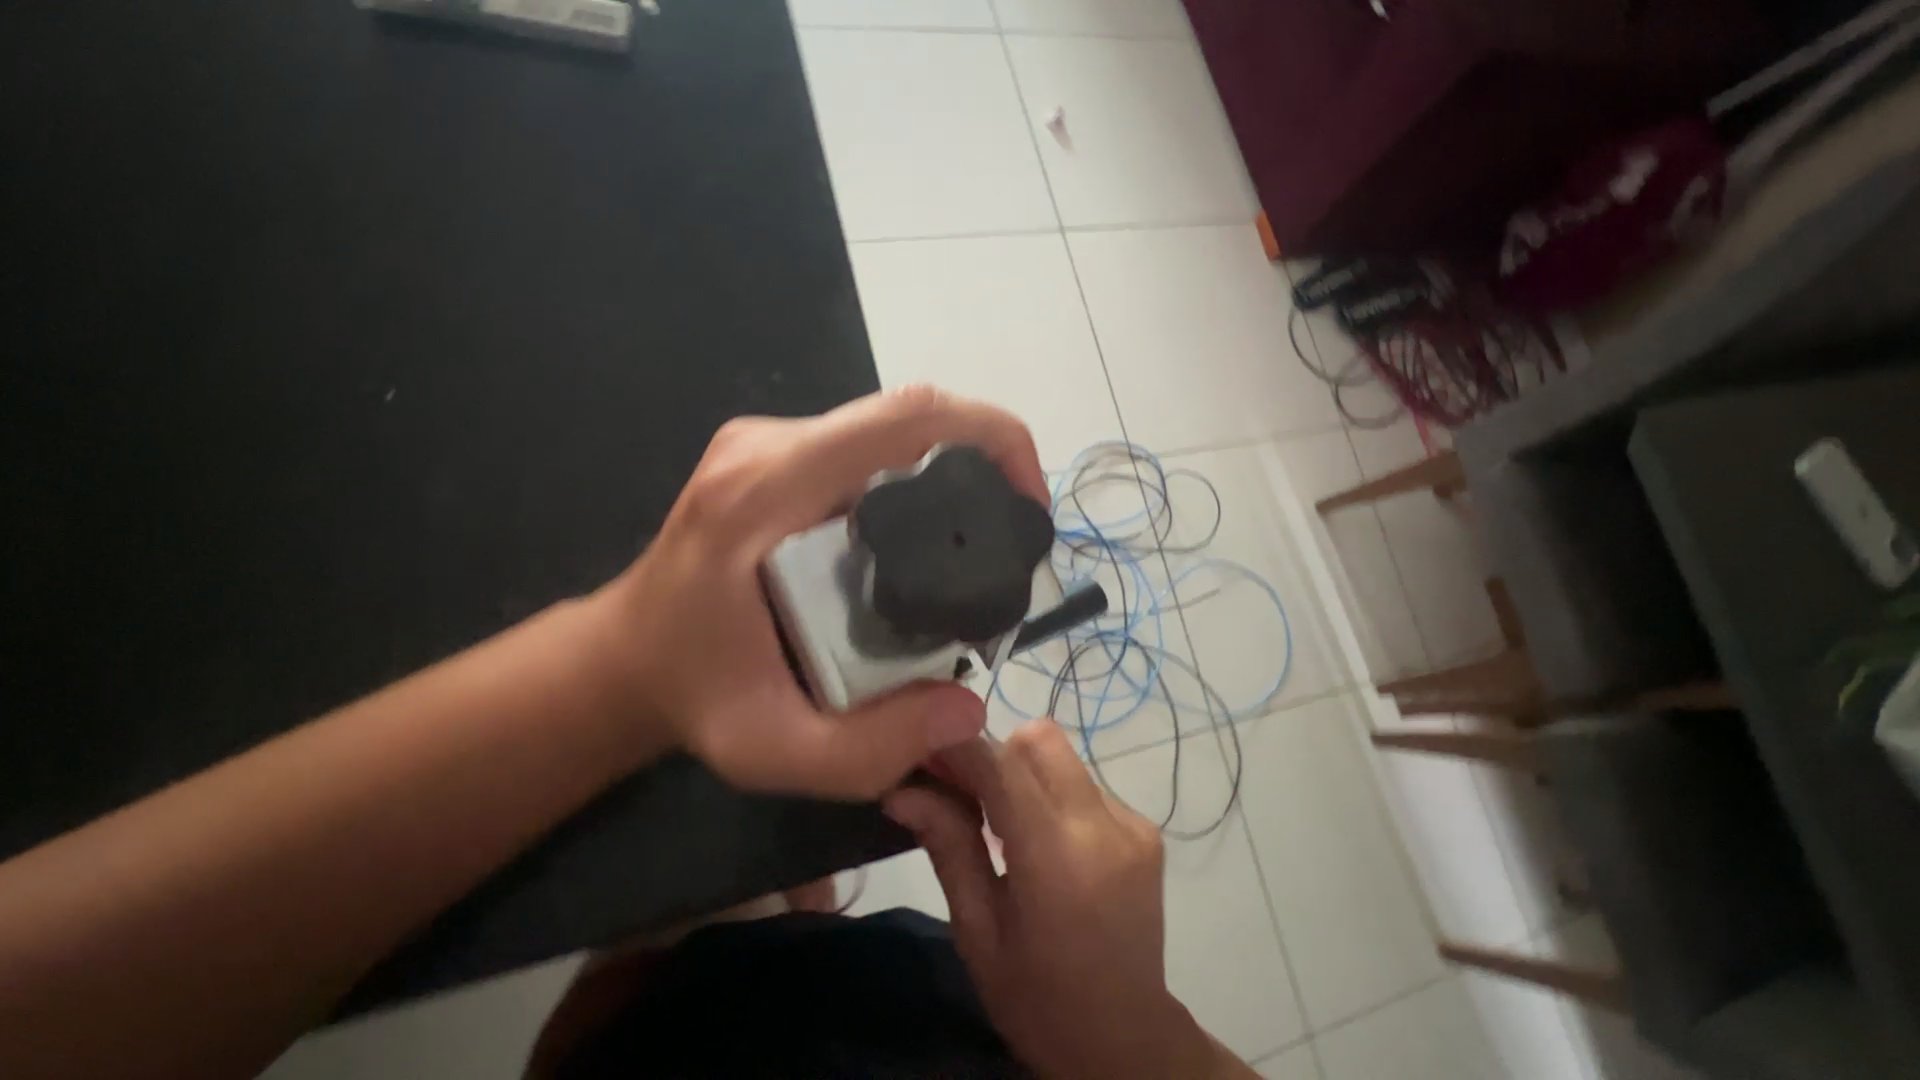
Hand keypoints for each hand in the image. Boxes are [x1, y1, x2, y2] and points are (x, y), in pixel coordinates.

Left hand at [601, 386, 1047, 799]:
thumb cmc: (693, 696)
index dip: (991, 437)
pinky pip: (866, 449)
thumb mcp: (769, 749)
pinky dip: (913, 483)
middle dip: (980, 467)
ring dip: (947, 476)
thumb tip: (967, 707)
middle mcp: (766, 446)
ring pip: (889, 433)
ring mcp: (766, 442)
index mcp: (763, 492)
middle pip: (906, 420)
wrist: (629, 656)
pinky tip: (927, 542)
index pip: (902, 419)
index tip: (1030, 502)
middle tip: (1010, 545)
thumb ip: (867, 749)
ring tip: (976, 550)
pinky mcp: (773, 453)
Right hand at [882, 722, 1249, 1079]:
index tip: (922, 746)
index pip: (1002, 766)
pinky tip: (1043, 843)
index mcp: (1057, 859)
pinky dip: (1054, 797)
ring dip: (1024, 775)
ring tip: (1002, 826)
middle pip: (1040, 740)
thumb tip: (901, 791)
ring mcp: (1133, 823)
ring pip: (1062, 758)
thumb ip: (948, 848)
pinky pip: (1085, 785)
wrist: (1126, 1040)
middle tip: (962, 792)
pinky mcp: (1146, 829)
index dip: (957, 745)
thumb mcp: (978, 932)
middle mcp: (1104, 825)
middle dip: (995, 753)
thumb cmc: (1037, 999)